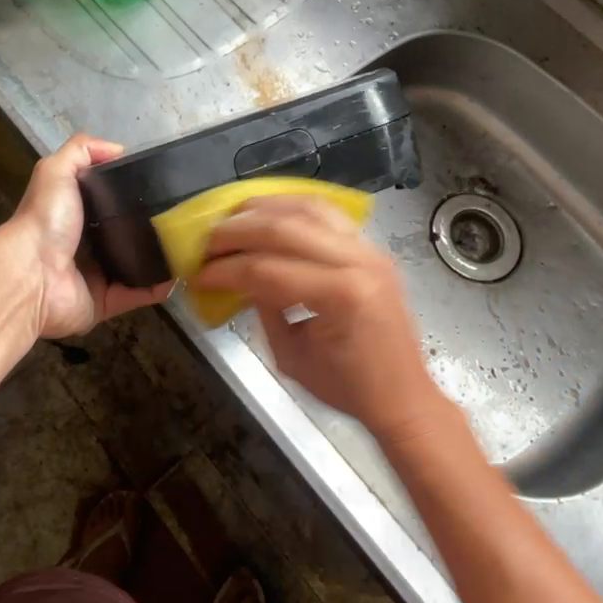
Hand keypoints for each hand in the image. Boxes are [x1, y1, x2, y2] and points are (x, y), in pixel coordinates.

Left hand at [0, 134, 172, 340]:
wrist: (32, 274)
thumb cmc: (45, 219)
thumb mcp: (57, 171)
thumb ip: (81, 151)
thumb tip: (119, 149)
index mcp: (75, 214)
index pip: (108, 201)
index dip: (131, 193)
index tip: (162, 186)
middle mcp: (86, 244)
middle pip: (125, 234)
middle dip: (150, 227)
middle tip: (182, 217)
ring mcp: (97, 275)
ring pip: (136, 265)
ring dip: (159, 258)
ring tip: (187, 246)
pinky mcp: (106, 302)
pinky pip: (138, 294)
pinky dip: (158, 287)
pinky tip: (179, 274)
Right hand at [194, 196, 453, 440]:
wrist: (403, 396)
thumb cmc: (349, 388)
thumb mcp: (291, 356)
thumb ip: (264, 309)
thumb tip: (238, 278)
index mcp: (340, 295)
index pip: (267, 268)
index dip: (226, 270)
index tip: (199, 275)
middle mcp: (358, 261)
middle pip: (285, 227)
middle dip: (237, 231)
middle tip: (207, 241)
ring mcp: (369, 249)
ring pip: (307, 207)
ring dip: (264, 209)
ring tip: (232, 217)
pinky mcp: (371, 247)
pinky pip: (328, 212)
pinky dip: (294, 206)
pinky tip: (270, 212)